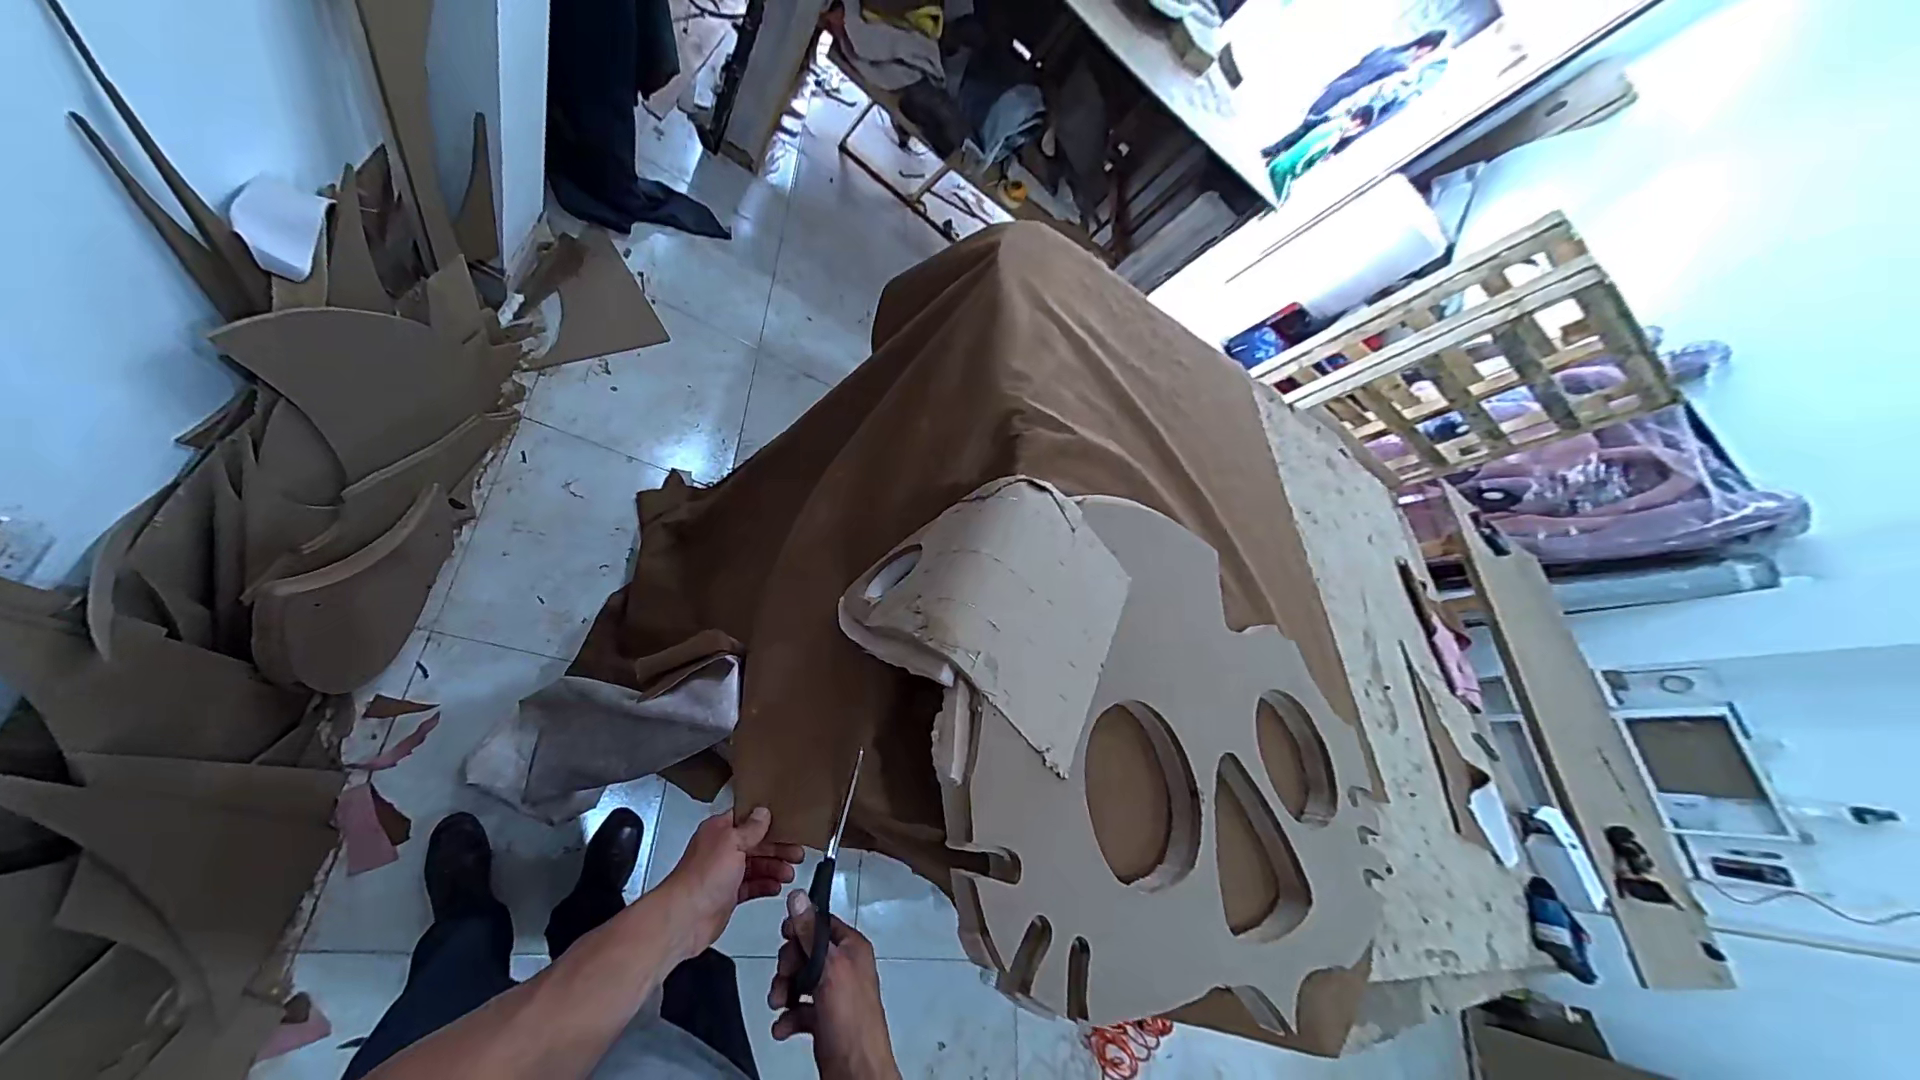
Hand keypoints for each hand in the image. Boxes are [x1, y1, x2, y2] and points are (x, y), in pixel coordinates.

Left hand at [657, 806, 803, 961]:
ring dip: (774, 867)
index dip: (769, 822)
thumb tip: (762, 813)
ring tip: (789, 872)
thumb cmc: (699, 879)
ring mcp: (724, 874)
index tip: (788, 825)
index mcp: (719, 830)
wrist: (684, 919)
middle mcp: (721, 850)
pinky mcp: (727, 896)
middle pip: (756, 844)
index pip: (748, 819)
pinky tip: (776, 887)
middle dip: (777, 848)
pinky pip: (752, 887)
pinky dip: (765, 886)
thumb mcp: (732, 842)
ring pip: (756, 866)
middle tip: (796, 852)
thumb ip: (751, 828)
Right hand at [769, 891, 900, 1079]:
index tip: (784, 936)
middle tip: (783, 980)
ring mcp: (833, 993)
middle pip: (806, 952)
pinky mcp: (823, 1019)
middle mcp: (844, 966)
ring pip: (800, 980)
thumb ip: (809, 933)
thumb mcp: (828, 968)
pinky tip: (783, 1028)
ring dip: (784, 991)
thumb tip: (797, 896)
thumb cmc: (849, 1017)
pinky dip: (788, 1016)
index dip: (801, 927)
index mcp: (851, 947)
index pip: (821, 923)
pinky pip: (799, 1009)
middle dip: (788, 966)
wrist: (856, 1072)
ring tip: (778, 1005)